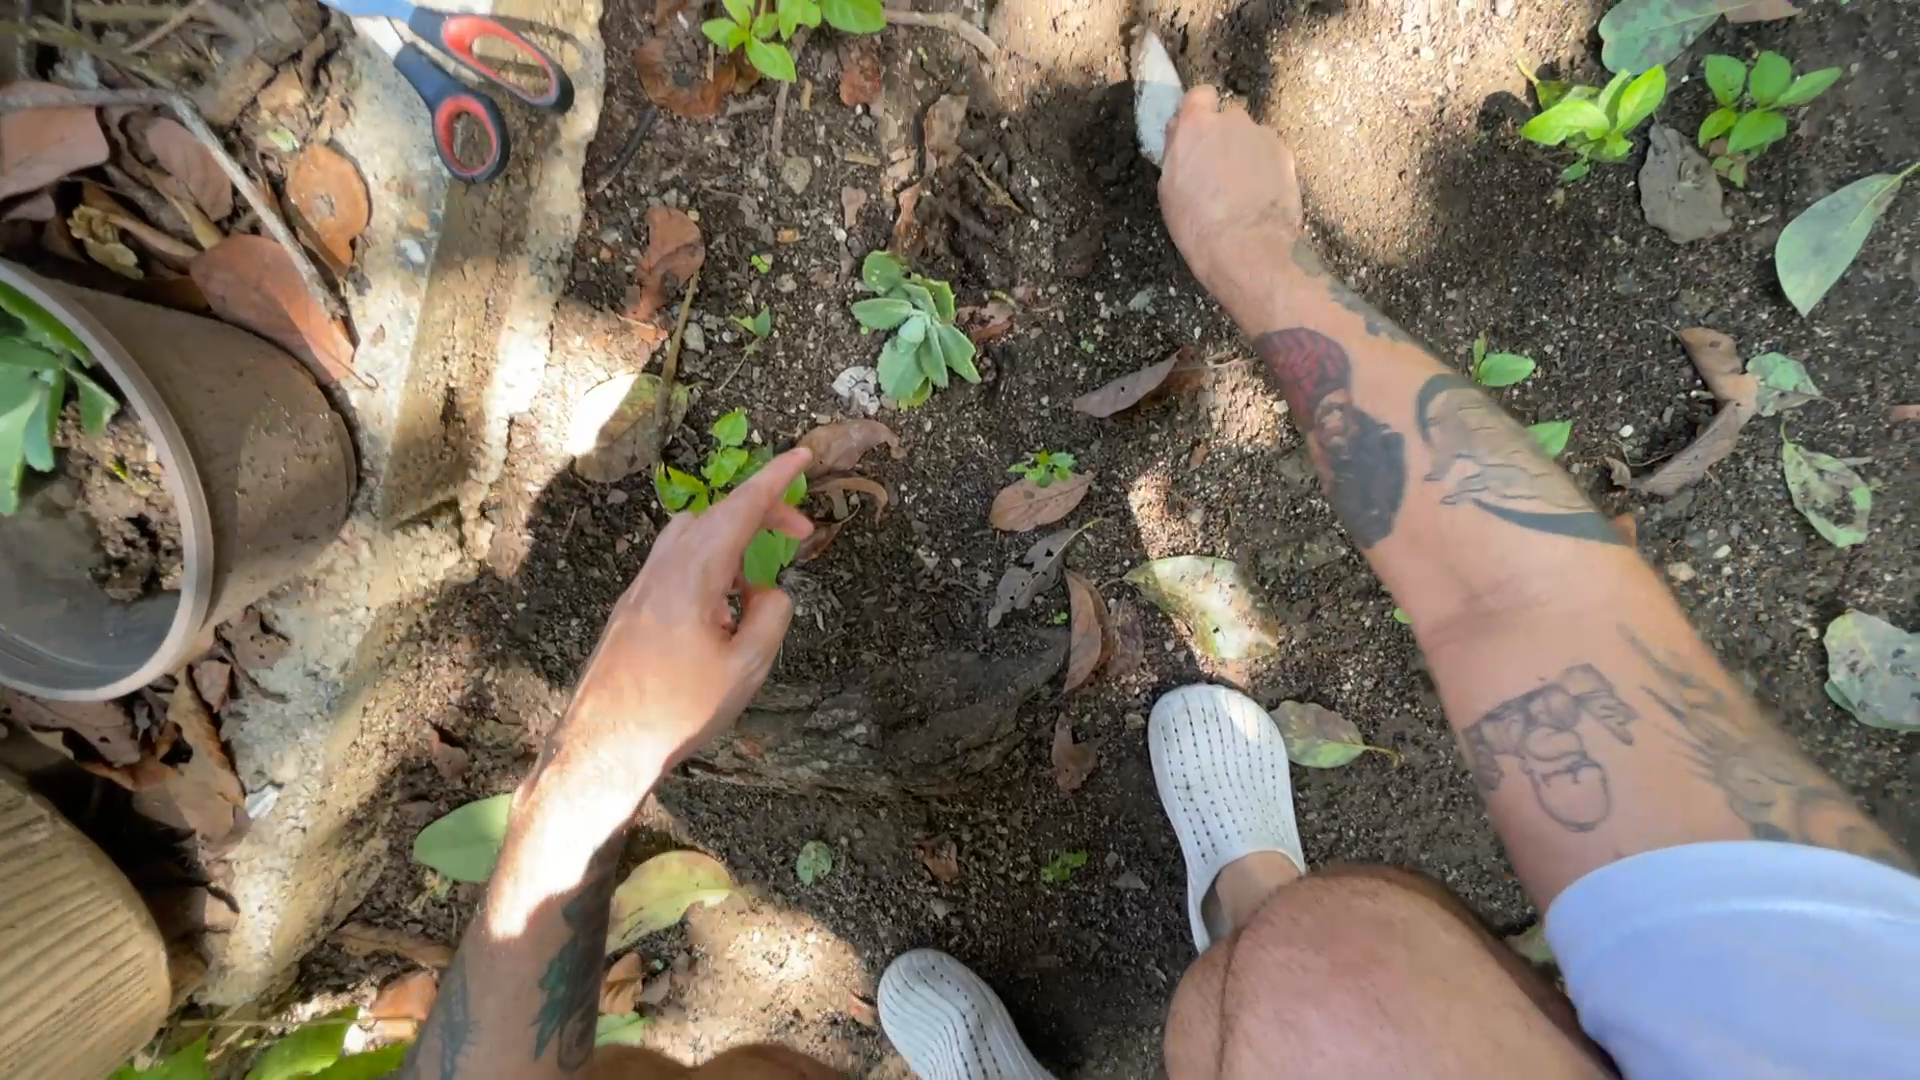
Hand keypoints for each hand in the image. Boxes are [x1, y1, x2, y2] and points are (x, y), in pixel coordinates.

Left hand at [556, 449, 814, 784]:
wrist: (604, 747)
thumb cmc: (679, 710)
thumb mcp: (747, 668)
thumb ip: (772, 615)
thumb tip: (769, 590)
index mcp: (693, 575)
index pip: (741, 509)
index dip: (776, 479)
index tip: (801, 455)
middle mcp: (663, 569)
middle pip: (717, 516)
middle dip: (763, 513)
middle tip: (802, 535)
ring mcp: (642, 586)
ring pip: (693, 536)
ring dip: (735, 539)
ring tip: (760, 582)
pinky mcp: (633, 607)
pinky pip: (678, 563)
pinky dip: (712, 563)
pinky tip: (724, 607)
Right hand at [1158, 86, 1305, 321]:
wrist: (1247, 249)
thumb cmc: (1199, 227)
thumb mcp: (1169, 192)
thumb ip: (1176, 152)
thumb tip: (1180, 133)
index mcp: (1197, 126)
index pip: (1199, 95)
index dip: (1197, 113)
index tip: (1194, 136)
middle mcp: (1233, 120)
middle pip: (1226, 118)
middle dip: (1221, 139)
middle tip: (1213, 175)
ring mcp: (1263, 135)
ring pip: (1249, 138)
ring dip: (1243, 156)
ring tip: (1237, 195)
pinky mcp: (1285, 154)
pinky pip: (1269, 156)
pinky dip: (1263, 171)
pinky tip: (1256, 200)